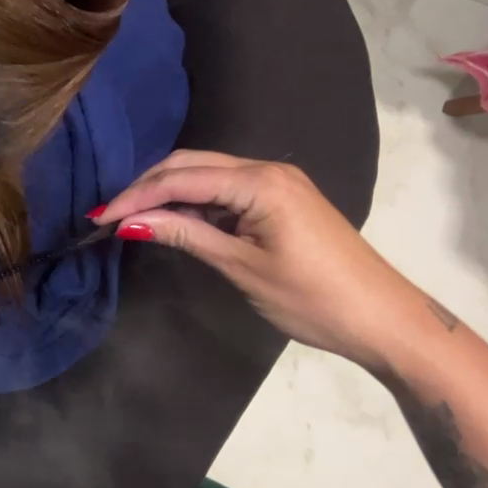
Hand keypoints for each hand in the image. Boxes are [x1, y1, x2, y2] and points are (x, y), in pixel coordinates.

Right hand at [95, 150, 436, 370]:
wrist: (389, 323)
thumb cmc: (315, 299)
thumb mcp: (242, 268)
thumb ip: (185, 236)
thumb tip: (128, 223)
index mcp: (260, 182)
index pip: (181, 178)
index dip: (136, 196)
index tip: (99, 218)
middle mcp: (267, 169)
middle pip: (189, 164)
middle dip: (146, 187)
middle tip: (110, 216)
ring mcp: (277, 181)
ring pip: (205, 173)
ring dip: (168, 192)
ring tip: (133, 219)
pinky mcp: (282, 198)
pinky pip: (225, 188)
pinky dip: (194, 201)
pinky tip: (174, 220)